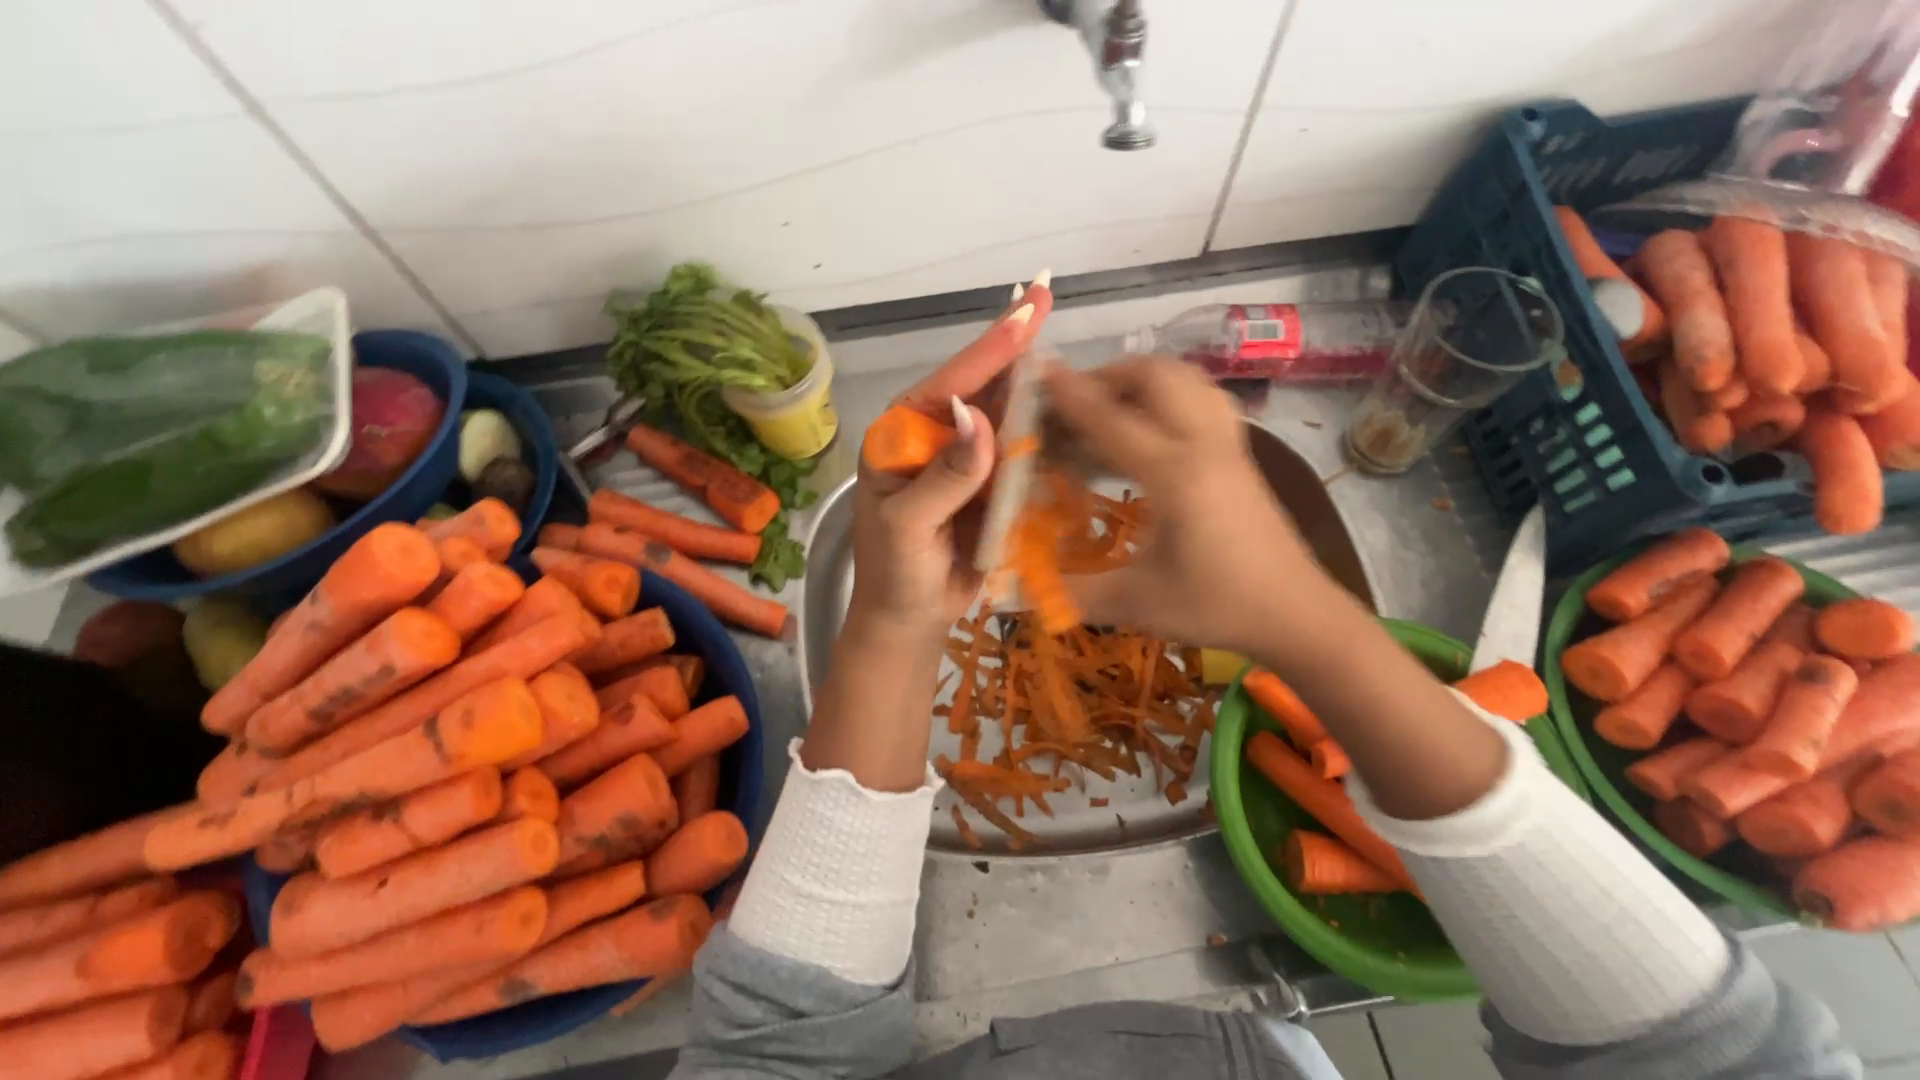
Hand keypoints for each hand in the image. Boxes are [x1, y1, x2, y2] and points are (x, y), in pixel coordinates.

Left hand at [843, 276, 1052, 641]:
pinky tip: (1072, 413)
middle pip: (981, 388)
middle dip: (1015, 350)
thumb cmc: (895, 574)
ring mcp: (966, 462)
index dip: (990, 348)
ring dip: (1036, 389)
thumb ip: (943, 476)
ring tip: (1070, 354)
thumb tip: (979, 418)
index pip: (949, 385)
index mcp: (902, 436)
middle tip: (1048, 299)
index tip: (1027, 310)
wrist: (910, 620)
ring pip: (1006, 416)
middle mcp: (935, 438)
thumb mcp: (908, 526)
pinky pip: (1021, 454)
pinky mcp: (990, 486)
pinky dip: (1044, 436)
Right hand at [1043, 355, 1356, 654]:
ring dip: (1142, 380)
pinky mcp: (1241, 456)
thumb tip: (1012, 589)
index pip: (1112, 420)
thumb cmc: (1215, 607)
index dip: (1071, 396)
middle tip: (1072, 400)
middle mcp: (1204, 446)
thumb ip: (1071, 591)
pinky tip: (1150, 427)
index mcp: (1175, 475)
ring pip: (1186, 380)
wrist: (1294, 614)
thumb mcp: (1136, 603)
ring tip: (1107, 405)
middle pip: (1156, 377)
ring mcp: (1228, 446)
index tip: (1039, 372)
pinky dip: (1170, 396)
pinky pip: (1203, 401)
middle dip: (1108, 375)